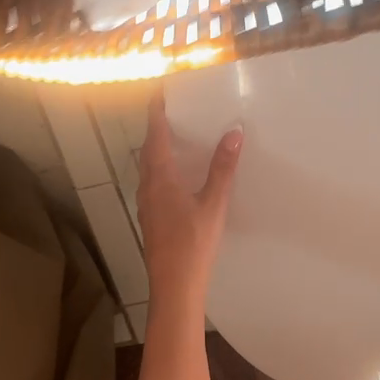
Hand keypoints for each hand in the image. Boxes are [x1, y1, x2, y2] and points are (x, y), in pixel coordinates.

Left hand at [137, 91, 242, 308]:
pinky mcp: (150, 221)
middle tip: (168, 115)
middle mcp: (148, 188)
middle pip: (148, 152)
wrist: (174, 285)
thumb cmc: (193, 244)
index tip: (158, 95)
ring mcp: (146, 206)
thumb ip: (222, 169)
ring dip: (156, 153)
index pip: (155, 137)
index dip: (156, 115)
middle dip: (156, 132)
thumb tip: (233, 133)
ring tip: (173, 143)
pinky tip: (174, 181)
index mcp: (160, 179)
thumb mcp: (213, 204)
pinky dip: (160, 172)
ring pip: (147, 170)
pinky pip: (152, 186)